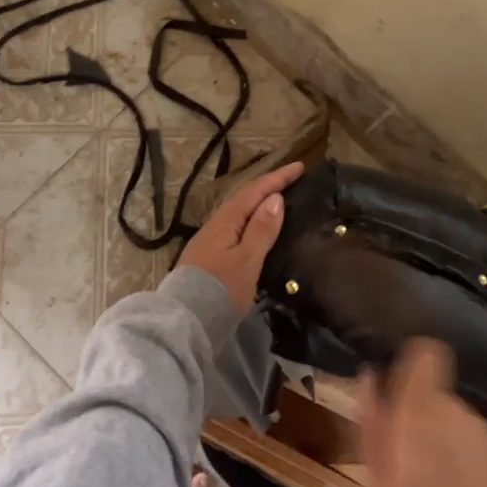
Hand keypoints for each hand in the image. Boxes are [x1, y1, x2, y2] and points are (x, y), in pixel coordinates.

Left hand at [179, 161, 302, 313]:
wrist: (187, 320)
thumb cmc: (221, 288)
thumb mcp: (247, 260)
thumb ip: (261, 230)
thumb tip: (275, 198)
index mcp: (226, 221)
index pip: (255, 191)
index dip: (277, 178)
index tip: (299, 166)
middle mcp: (215, 225)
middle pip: (244, 199)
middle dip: (267, 187)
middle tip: (291, 179)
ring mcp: (210, 241)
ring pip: (238, 214)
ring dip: (258, 203)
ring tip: (277, 200)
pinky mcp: (209, 257)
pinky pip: (235, 228)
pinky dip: (251, 222)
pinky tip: (257, 229)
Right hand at [358, 340, 486, 486]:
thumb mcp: (380, 477)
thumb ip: (373, 421)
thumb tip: (368, 376)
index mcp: (423, 406)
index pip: (425, 354)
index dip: (410, 362)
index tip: (393, 385)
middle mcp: (456, 409)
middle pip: (432, 393)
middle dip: (415, 414)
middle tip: (399, 453)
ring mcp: (481, 431)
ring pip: (449, 418)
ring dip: (435, 436)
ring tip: (423, 478)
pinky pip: (466, 441)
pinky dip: (456, 455)